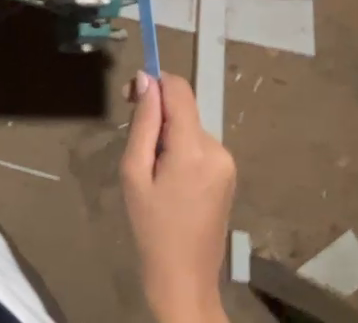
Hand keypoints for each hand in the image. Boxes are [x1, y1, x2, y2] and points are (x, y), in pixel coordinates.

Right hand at [122, 72, 235, 322]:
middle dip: (156, 115)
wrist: (184, 277)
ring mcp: (227, 164)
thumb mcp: (134, 171)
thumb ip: (142, 122)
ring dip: (166, 135)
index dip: (153, 82)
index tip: (129, 96)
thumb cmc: (151, 226)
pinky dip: (179, 149)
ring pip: (188, 126)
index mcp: (194, 149)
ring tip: (150, 169)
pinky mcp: (228, 175)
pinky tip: (167, 178)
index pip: (179, 90)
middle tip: (134, 145)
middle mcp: (218, 150)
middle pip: (182, 109)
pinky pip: (197, 145)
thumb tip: (145, 80)